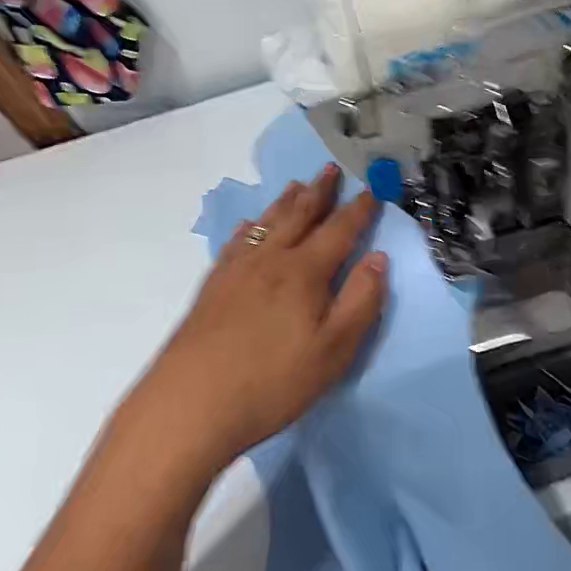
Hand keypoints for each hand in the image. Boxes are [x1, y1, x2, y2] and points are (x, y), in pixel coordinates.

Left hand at [132, 163, 386, 464]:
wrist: (191, 402)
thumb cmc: (273, 382)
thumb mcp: (334, 350)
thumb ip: (361, 301)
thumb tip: (379, 257)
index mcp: (305, 272)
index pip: (339, 230)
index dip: (359, 210)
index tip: (372, 190)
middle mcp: (270, 259)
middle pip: (300, 215)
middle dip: (320, 191)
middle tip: (331, 168)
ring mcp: (236, 270)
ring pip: (267, 223)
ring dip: (286, 201)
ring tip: (297, 185)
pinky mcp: (212, 286)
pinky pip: (236, 242)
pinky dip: (249, 227)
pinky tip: (250, 225)